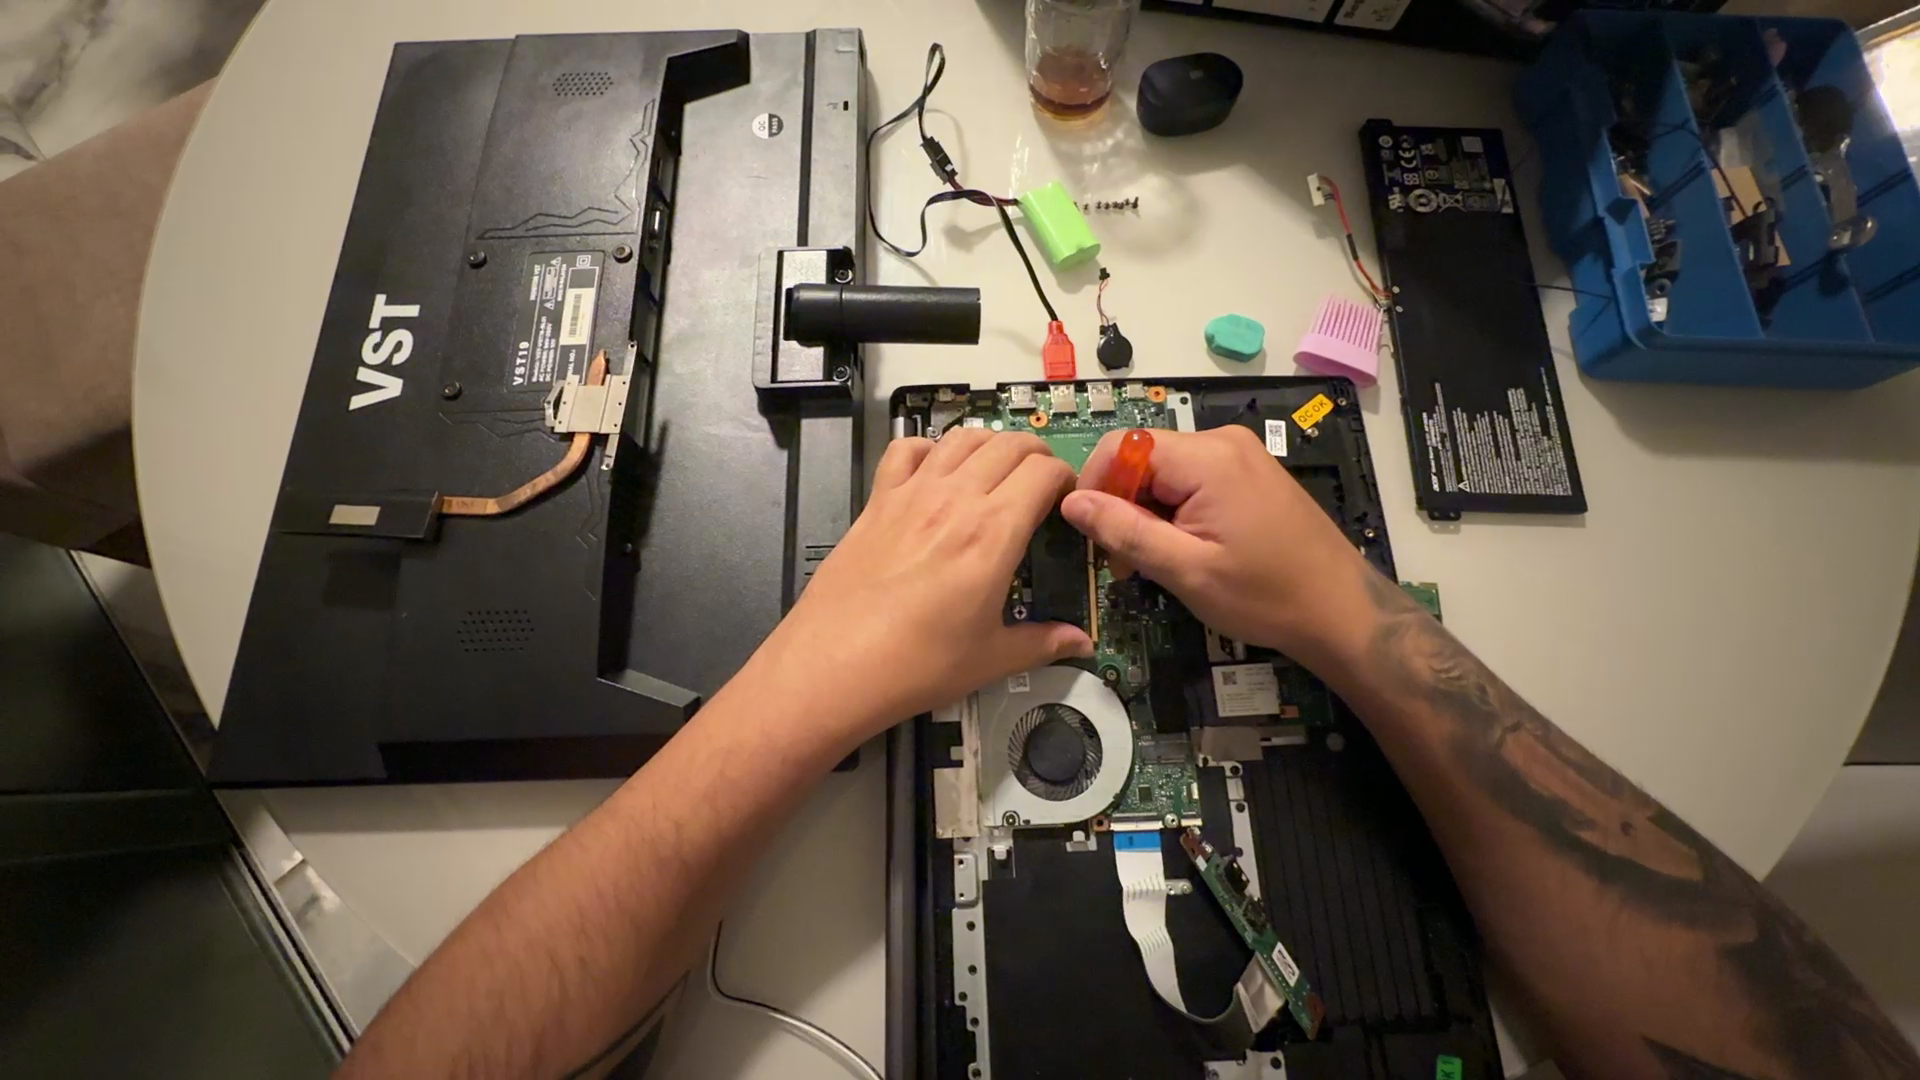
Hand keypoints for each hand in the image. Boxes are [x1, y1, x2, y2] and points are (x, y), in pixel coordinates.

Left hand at [748, 430, 1093, 746]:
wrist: (833, 665)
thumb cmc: (916, 665)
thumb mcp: (990, 658)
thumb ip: (1043, 643)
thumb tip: (1081, 644)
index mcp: (993, 532)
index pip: (1044, 471)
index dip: (1066, 478)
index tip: (1067, 502)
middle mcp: (954, 498)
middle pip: (1008, 444)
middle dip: (1036, 456)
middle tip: (1040, 486)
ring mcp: (911, 494)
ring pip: (961, 438)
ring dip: (989, 445)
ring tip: (996, 472)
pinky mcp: (877, 501)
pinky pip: (905, 450)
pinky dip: (928, 448)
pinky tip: (935, 472)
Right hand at [1061, 425, 1375, 670]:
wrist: (1341, 611)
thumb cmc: (1265, 595)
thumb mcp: (1185, 570)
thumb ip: (1125, 531)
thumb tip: (1071, 503)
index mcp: (1207, 458)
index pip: (1121, 445)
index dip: (1094, 485)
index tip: (1092, 534)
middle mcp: (1222, 442)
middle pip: (1141, 458)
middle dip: (1121, 506)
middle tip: (1125, 565)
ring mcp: (1239, 456)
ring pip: (1162, 473)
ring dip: (1145, 514)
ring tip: (1154, 564)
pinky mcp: (1247, 474)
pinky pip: (1189, 481)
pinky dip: (1172, 512)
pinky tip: (1182, 550)